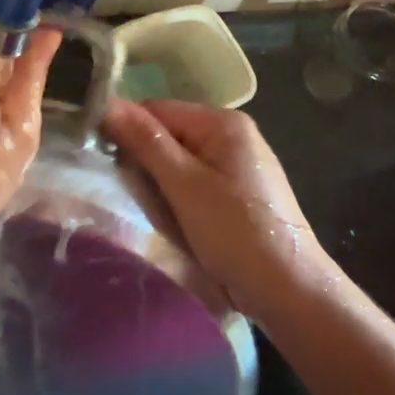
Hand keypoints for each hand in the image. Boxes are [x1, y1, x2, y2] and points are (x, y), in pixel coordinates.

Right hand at [101, 98, 336, 319]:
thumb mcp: (184, 184)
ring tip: (165, 219)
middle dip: (147, 167)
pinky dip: (178, 203)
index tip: (110, 166)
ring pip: (174, 165)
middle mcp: (230, 135)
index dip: (128, 133)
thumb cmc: (237, 232)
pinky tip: (181, 227)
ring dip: (161, 190)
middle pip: (165, 136)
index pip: (155, 110)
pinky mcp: (235, 194)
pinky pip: (191, 185)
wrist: (290, 293)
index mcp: (222, 122)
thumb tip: (103, 101)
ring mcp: (235, 165)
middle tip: (144, 200)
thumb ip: (144, 140)